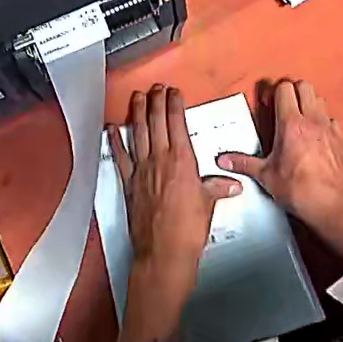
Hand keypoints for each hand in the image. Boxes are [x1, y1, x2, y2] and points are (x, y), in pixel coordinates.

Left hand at [112, 86, 239, 299]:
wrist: (164, 253)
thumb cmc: (188, 231)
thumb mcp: (209, 204)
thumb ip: (216, 188)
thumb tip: (229, 183)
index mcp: (182, 161)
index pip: (177, 122)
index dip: (174, 104)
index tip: (174, 92)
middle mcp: (160, 160)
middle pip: (156, 122)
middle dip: (156, 101)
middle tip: (156, 87)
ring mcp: (142, 170)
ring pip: (138, 133)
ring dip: (137, 113)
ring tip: (137, 97)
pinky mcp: (130, 184)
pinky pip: (121, 157)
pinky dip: (116, 142)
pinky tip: (113, 130)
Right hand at [217, 80, 342, 252]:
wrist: (334, 206)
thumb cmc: (302, 191)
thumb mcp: (267, 176)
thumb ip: (244, 163)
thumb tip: (226, 160)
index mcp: (291, 124)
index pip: (284, 88)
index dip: (275, 92)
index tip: (269, 104)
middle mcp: (312, 121)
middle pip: (304, 86)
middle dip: (293, 90)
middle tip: (284, 104)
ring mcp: (329, 128)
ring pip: (320, 99)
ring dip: (309, 102)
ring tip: (299, 118)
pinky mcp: (341, 139)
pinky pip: (332, 119)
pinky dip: (323, 121)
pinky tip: (316, 135)